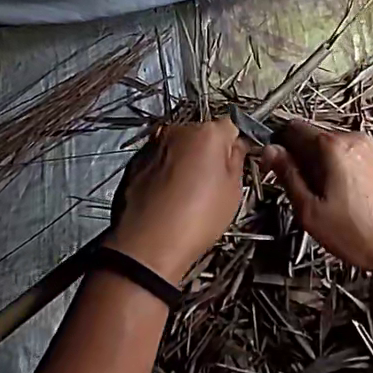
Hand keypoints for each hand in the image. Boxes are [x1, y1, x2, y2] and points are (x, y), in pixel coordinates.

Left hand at [105, 119, 246, 283]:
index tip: (235, 164)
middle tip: (213, 184)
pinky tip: (169, 198)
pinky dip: (166, 172)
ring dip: (185, 162)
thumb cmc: (196, 219)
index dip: (234, 146)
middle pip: (202, 134)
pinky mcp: (136, 162)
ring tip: (188, 195)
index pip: (230, 127)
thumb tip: (236, 148)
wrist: (148, 244)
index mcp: (208, 133)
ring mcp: (154, 145)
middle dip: (208, 153)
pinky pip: (160, 160)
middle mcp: (179, 130)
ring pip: (179, 147)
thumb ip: (237, 160)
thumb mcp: (233, 191)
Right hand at [260, 118, 372, 280]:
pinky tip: (353, 200)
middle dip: (305, 160)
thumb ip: (288, 176)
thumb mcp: (311, 211)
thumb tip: (271, 152)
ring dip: (328, 167)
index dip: (280, 146)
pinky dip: (350, 172)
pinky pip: (358, 158)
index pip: (294, 128)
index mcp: (332, 147)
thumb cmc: (363, 235)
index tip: (278, 165)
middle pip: (317, 138)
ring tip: (332, 201)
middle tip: (306, 193)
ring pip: (338, 149)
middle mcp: (355, 140)